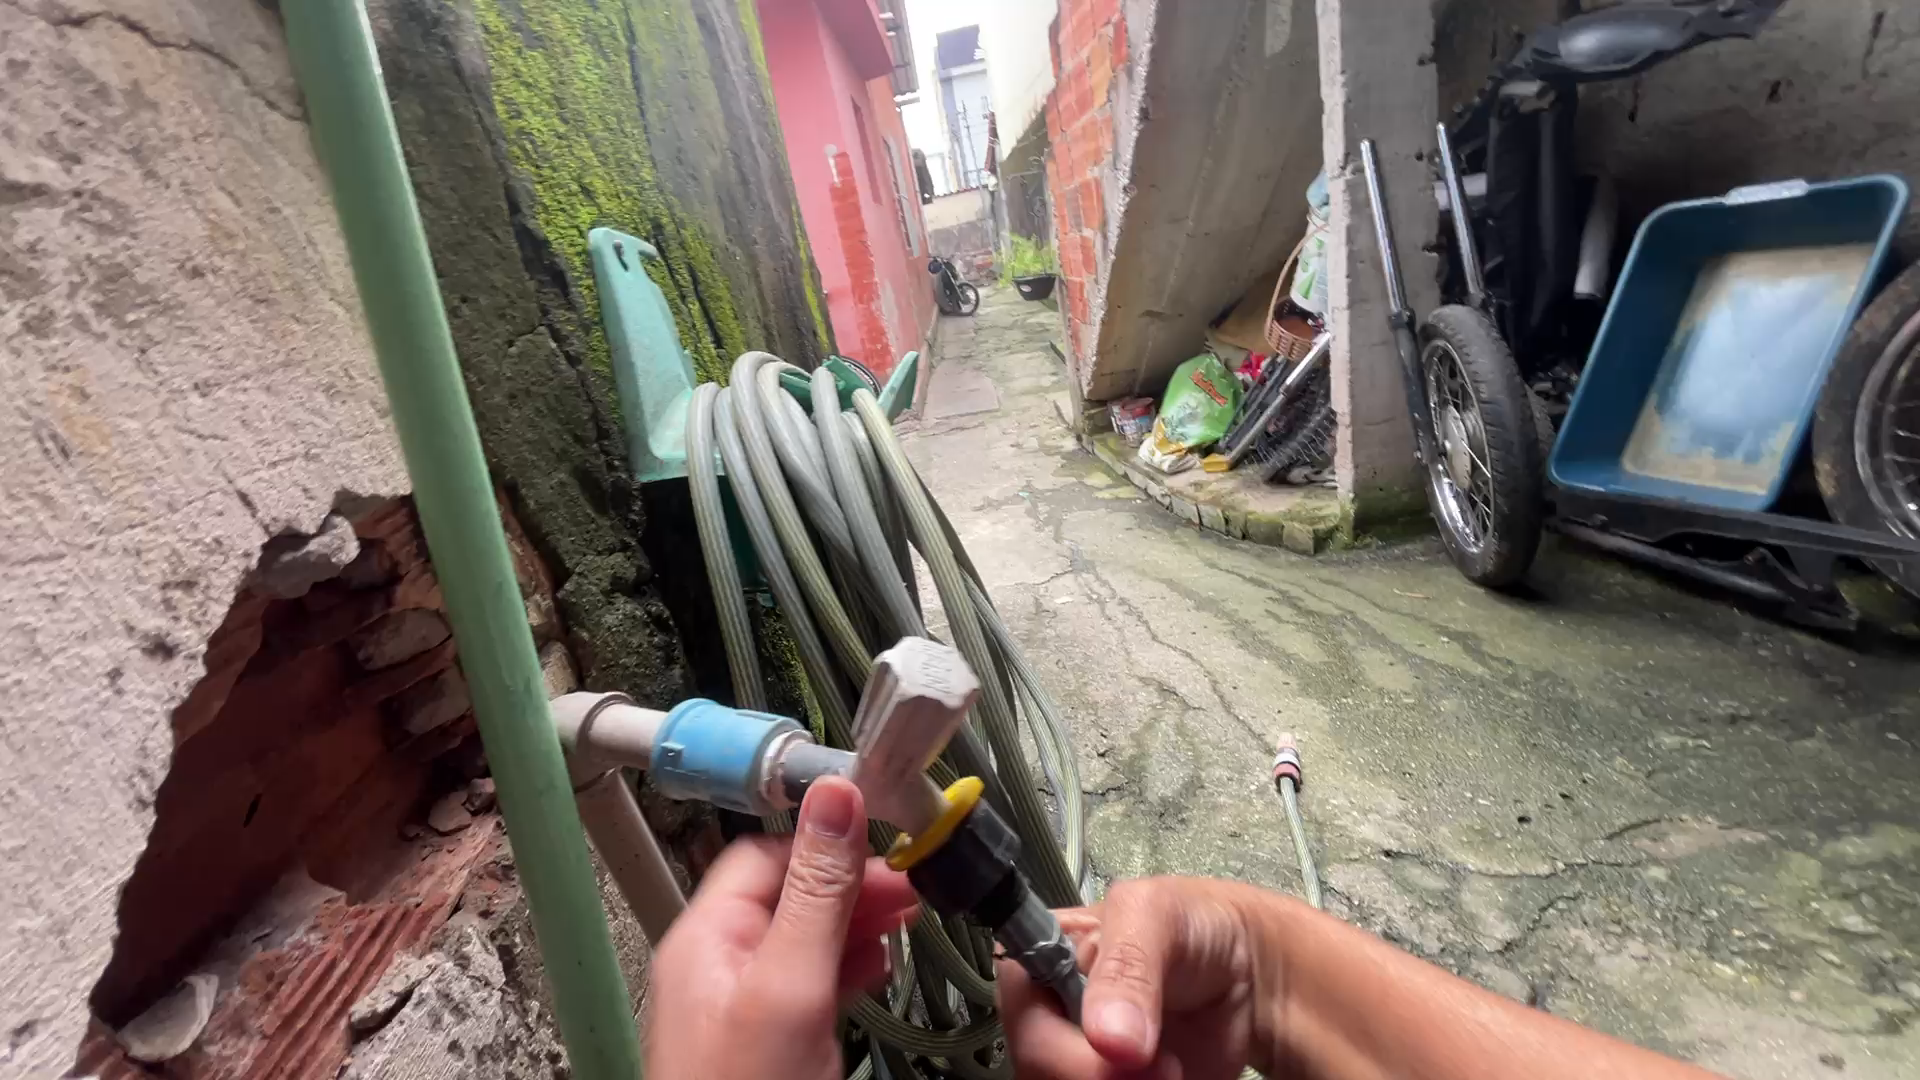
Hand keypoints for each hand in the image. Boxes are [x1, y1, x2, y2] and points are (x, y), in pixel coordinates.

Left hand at [644, 777, 917, 1079]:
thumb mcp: (792, 984)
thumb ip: (818, 888)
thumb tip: (837, 795)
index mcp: (709, 933)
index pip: (766, 850)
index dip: (823, 838)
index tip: (879, 835)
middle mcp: (723, 957)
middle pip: (792, 888)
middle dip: (852, 881)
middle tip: (909, 884)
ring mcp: (747, 997)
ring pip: (808, 929)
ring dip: (858, 918)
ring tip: (907, 917)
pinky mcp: (772, 1031)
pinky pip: (813, 973)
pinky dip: (849, 959)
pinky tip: (877, 965)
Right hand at [998, 877, 1285, 1079]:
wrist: (1247, 974)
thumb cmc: (1188, 924)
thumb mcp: (1154, 915)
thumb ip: (1127, 965)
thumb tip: (1108, 1040)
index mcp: (1041, 958)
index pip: (1016, 1004)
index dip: (1045, 1032)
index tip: (1103, 1037)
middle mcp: (1050, 1014)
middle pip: (1035, 1064)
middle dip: (1095, 1074)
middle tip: (1160, 1063)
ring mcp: (1078, 1059)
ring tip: (1171, 1070)